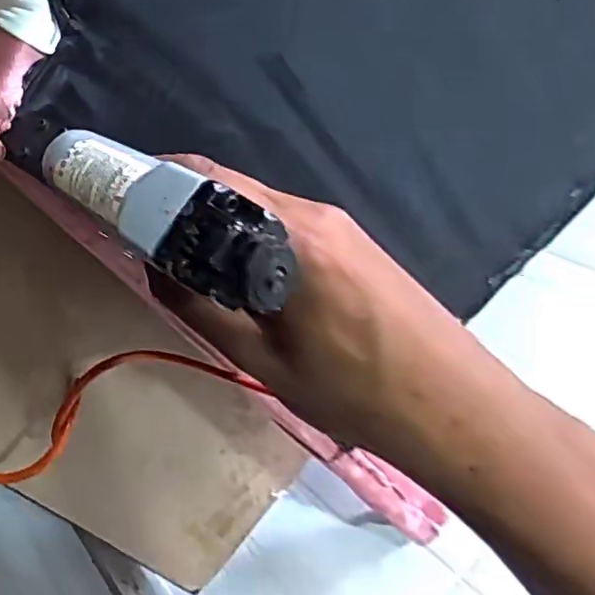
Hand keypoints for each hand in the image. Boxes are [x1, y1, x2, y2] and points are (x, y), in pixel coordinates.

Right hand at [151, 155, 532, 464]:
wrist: (472, 418)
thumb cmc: (361, 394)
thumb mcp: (263, 360)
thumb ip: (198, 308)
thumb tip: (154, 270)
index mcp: (290, 234)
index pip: (209, 179)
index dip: (158, 177)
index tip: (123, 191)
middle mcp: (314, 214)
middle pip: (228, 182)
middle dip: (176, 192)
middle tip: (138, 216)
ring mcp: (338, 225)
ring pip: (254, 200)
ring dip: (211, 212)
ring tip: (178, 243)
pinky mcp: (353, 241)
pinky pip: (281, 218)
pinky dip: (243, 227)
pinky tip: (231, 261)